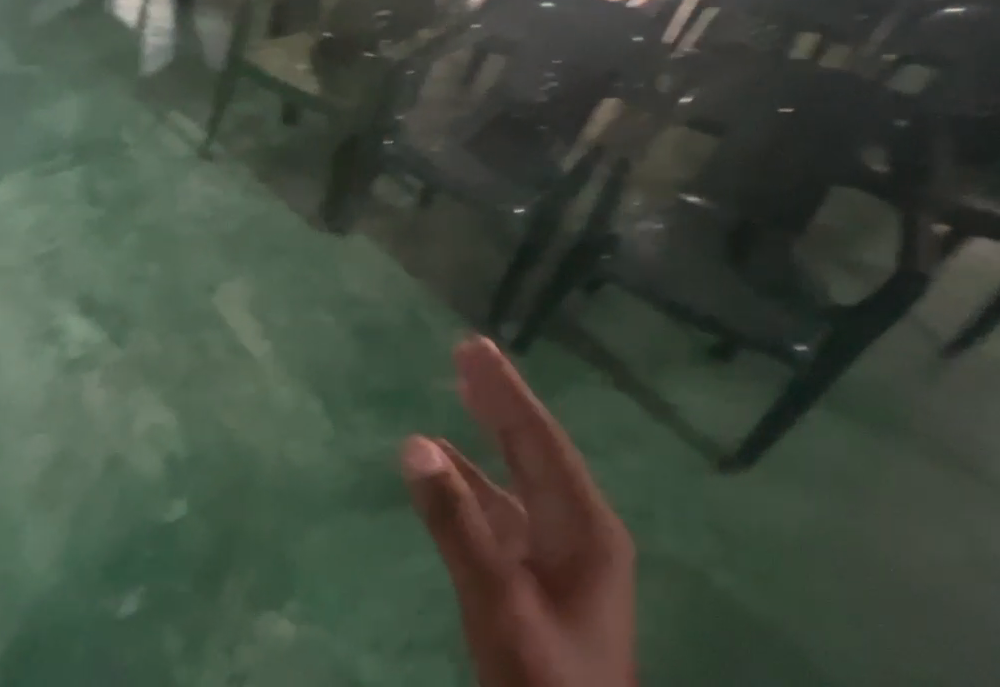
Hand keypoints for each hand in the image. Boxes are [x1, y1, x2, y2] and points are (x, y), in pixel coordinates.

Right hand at [402, 339, 635, 686]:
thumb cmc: (544, 675)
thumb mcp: (497, 600)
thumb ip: (457, 522)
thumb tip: (415, 444)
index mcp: (584, 529)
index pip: (539, 441)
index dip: (504, 392)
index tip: (471, 346)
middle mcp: (579, 531)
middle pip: (536, 451)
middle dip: (501, 402)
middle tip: (467, 353)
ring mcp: (561, 556)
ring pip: (520, 477)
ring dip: (488, 435)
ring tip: (456, 395)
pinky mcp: (538, 577)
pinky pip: (504, 507)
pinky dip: (475, 479)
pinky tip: (447, 469)